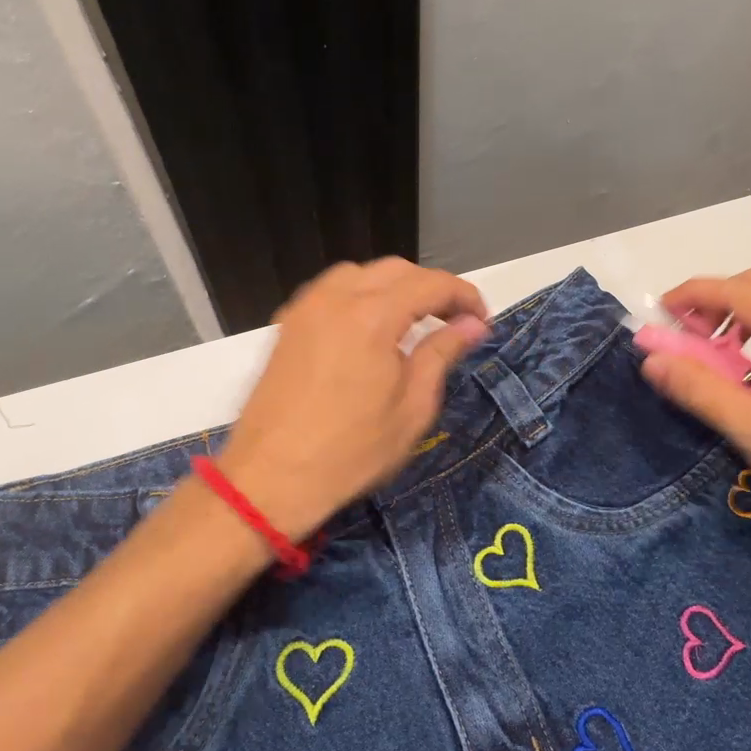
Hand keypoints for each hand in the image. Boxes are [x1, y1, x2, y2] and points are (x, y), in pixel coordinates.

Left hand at [215, 259, 489, 540]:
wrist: (269, 480)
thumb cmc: (351, 451)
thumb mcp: (412, 407)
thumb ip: (442, 353)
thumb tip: (472, 323)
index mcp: (372, 316)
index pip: (431, 284)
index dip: (463, 296)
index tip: (481, 321)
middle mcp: (336, 298)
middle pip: (396, 270)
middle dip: (430, 289)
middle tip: (452, 323)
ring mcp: (305, 309)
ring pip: (359, 274)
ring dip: (393, 288)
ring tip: (411, 323)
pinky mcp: (287, 326)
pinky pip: (330, 291)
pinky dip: (359, 296)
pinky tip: (368, 331)